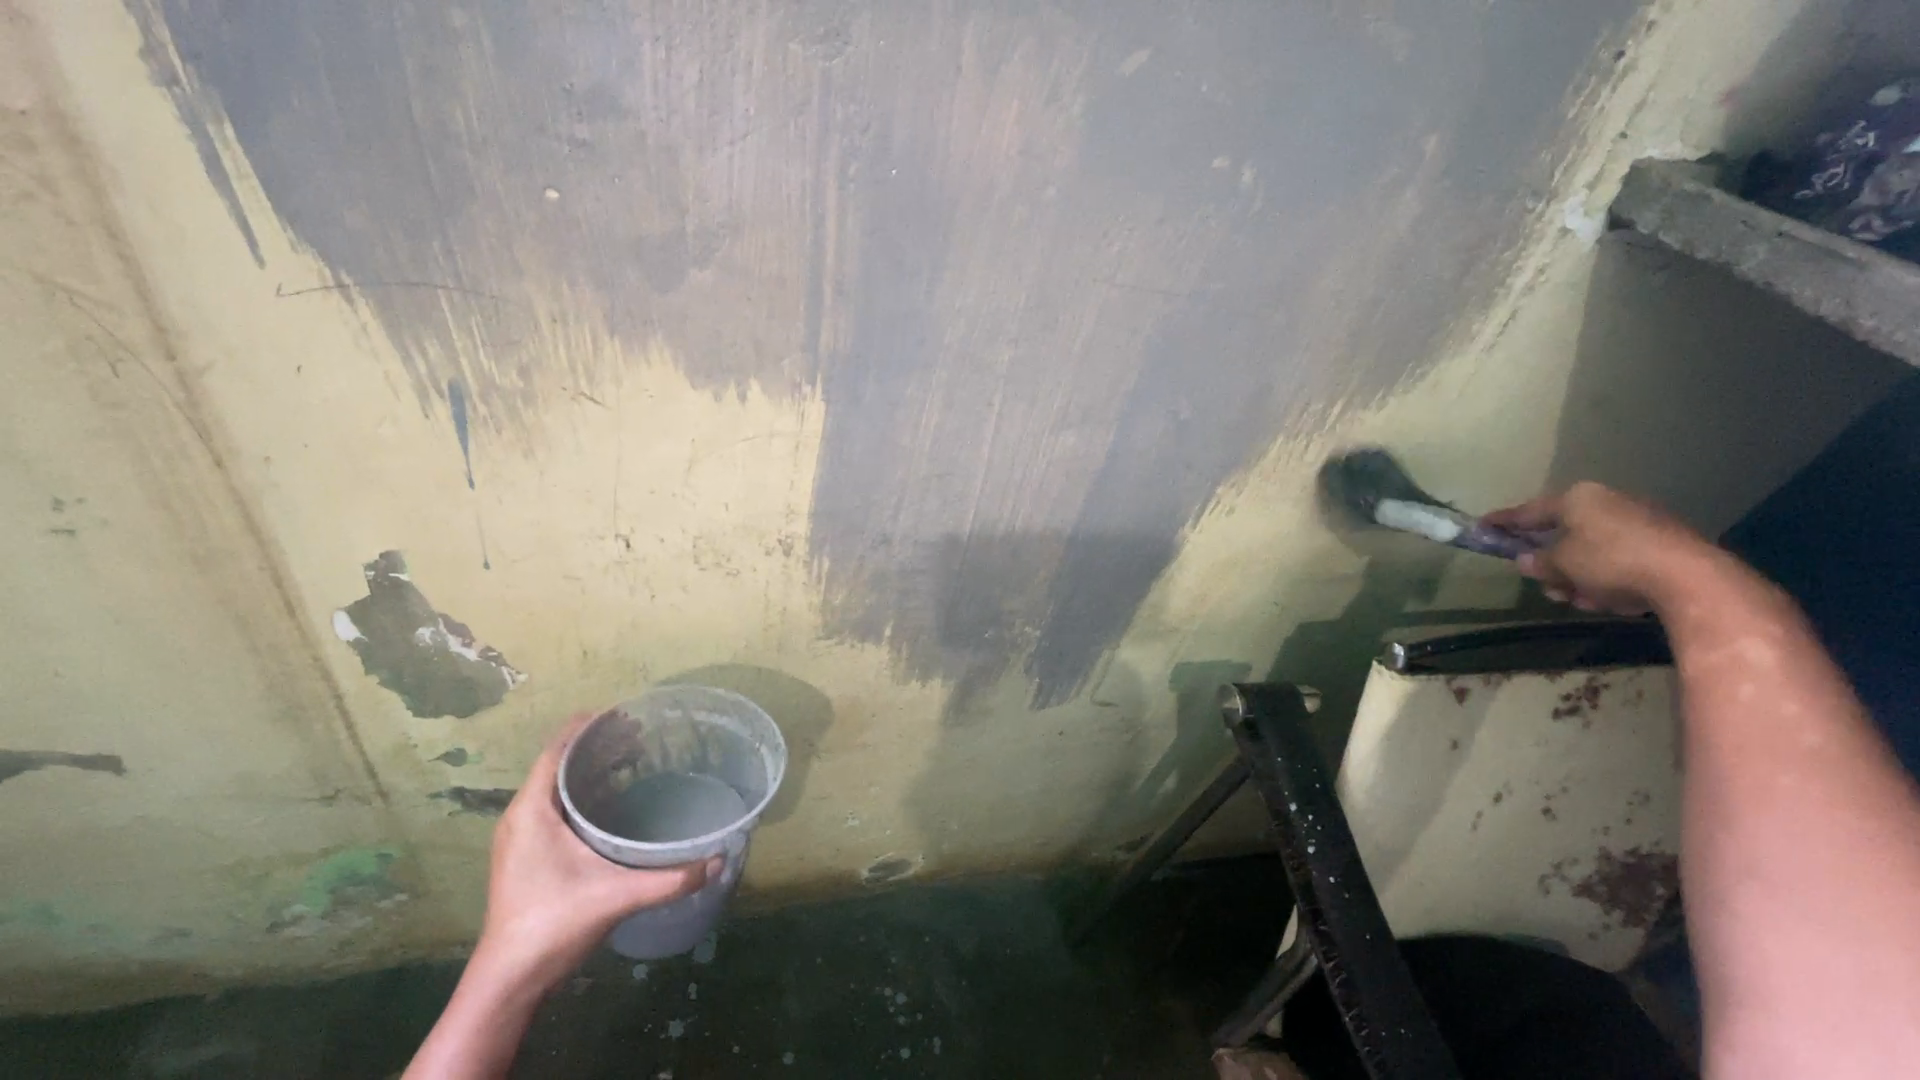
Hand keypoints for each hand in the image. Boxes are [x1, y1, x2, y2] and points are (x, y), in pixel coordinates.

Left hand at [476, 713, 720, 989]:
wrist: (510, 978)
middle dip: (596, 746)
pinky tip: (611, 805)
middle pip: (557, 764)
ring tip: (630, 762)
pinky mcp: (523, 856)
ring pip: (553, 787)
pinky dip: (581, 795)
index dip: (586, 727)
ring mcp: (518, 838)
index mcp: (532, 811)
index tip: (624, 713)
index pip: (556, 750)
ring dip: (588, 771)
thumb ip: (670, 879)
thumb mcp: (617, 896)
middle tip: (640, 736)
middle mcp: (520, 816)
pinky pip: (552, 807)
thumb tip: (718, 860)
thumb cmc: (554, 924)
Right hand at [1483, 481, 1714, 615]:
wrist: (1687, 578)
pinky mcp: (1664, 545)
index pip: (1530, 511)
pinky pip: (1620, 562)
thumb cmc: (1610, 561)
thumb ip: (1538, 562)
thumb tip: (1526, 560)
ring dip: (1580, 579)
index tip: (1482, 526)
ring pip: (1592, 553)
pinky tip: (1609, 602)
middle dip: (1554, 566)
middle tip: (1548, 586)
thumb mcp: (1561, 564)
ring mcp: (1640, 523)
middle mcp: (1608, 503)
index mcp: (1579, 499)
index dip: (1504, 522)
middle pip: (1565, 536)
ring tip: (1580, 601)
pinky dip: (1608, 581)